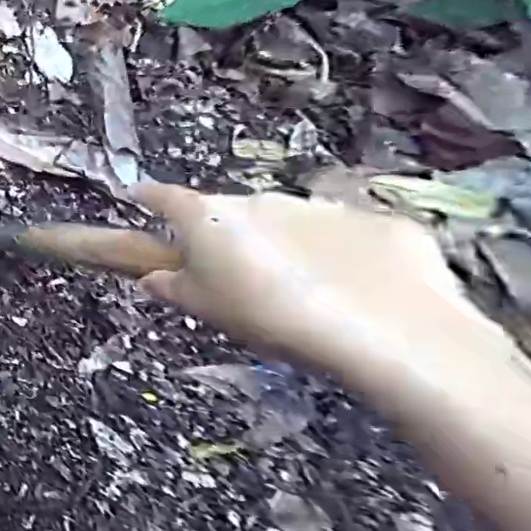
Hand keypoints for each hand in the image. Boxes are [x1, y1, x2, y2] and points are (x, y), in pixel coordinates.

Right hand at [132, 183, 520, 397]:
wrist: (393, 334)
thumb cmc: (270, 316)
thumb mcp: (204, 309)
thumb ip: (171, 287)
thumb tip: (153, 278)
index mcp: (208, 216)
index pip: (163, 196)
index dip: (148, 197)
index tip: (137, 197)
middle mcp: (259, 199)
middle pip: (232, 213)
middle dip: (231, 235)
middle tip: (239, 275)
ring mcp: (323, 207)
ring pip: (291, 223)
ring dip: (287, 245)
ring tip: (305, 291)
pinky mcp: (383, 224)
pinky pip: (351, 237)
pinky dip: (347, 256)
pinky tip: (361, 291)